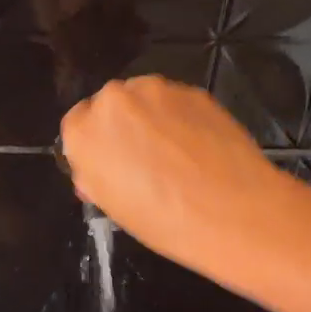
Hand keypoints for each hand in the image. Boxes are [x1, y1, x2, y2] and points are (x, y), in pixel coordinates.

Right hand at [59, 77, 285, 269]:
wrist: (234, 212)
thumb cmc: (163, 221)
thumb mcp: (113, 207)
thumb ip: (95, 176)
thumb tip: (100, 167)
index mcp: (84, 132)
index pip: (75, 125)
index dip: (94, 146)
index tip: (110, 165)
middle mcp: (115, 100)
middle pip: (109, 106)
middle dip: (121, 127)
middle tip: (142, 161)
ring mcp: (158, 90)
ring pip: (143, 99)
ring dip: (151, 119)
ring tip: (174, 155)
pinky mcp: (194, 90)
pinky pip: (175, 102)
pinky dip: (180, 119)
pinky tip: (197, 149)